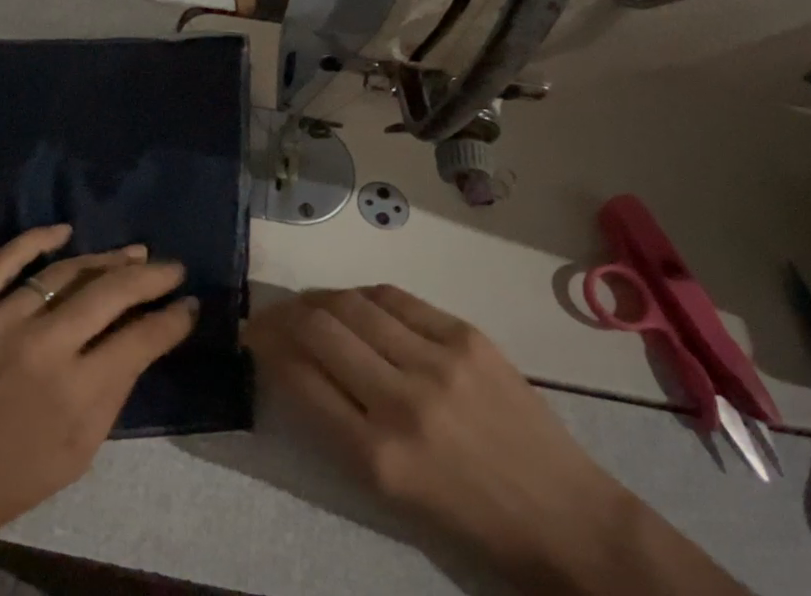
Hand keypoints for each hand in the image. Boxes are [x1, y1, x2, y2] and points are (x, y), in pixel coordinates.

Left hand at [0, 225, 196, 595]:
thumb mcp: (72, 458)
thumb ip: (109, 399)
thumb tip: (136, 348)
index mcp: (76, 393)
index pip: (143, 338)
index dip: (174, 320)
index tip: (190, 307)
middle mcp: (44, 344)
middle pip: (112, 292)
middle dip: (152, 276)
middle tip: (174, 268)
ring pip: (65, 270)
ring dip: (106, 258)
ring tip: (132, 252)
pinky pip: (4, 260)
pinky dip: (35, 239)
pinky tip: (64, 230)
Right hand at [245, 286, 748, 595]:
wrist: (561, 514)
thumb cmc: (463, 515)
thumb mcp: (383, 488)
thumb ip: (332, 424)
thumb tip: (292, 363)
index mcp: (375, 455)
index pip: (296, 376)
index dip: (263, 347)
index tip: (250, 339)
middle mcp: (402, 401)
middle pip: (318, 329)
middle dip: (280, 317)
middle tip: (269, 318)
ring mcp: (439, 361)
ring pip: (352, 304)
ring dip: (316, 299)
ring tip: (306, 306)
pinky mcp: (469, 337)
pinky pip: (396, 297)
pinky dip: (361, 296)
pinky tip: (353, 303)